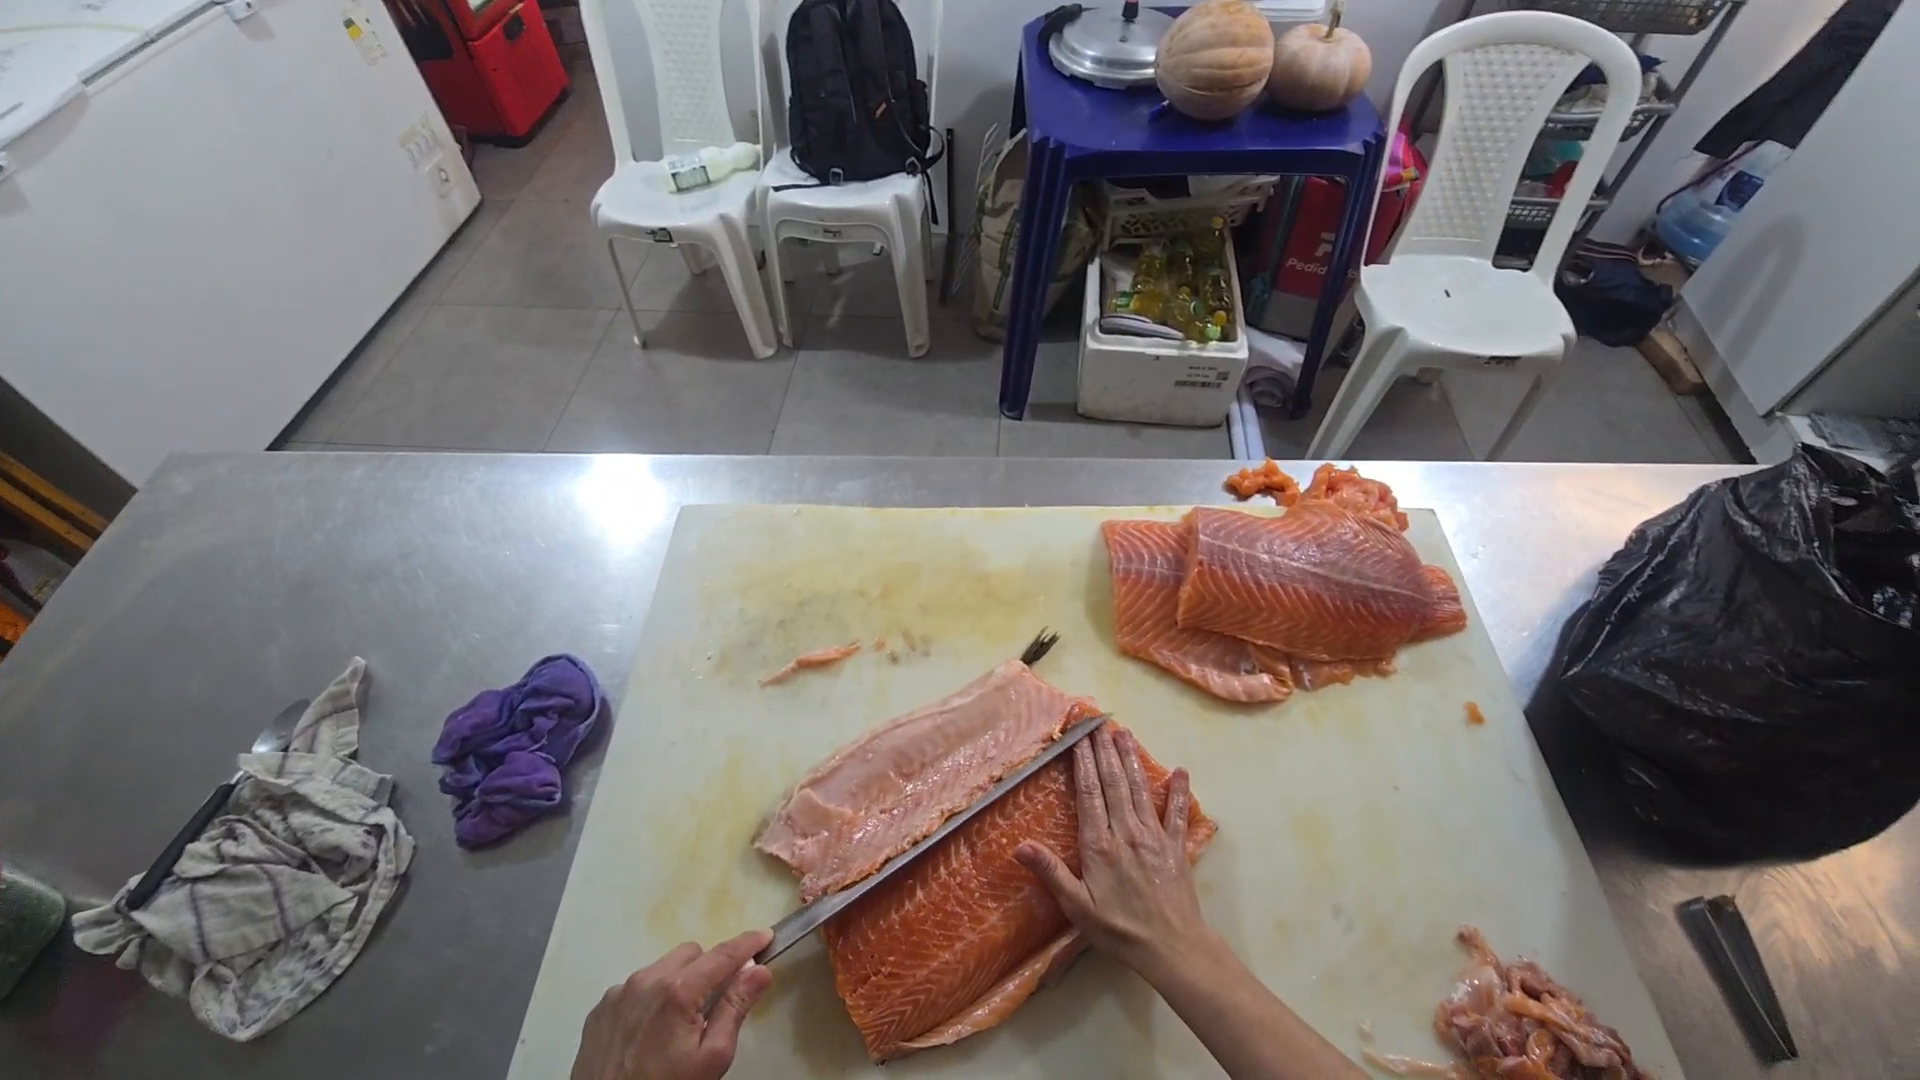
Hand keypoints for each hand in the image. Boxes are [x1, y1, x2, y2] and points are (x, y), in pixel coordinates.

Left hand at [569, 929, 773, 1079]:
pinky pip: (635, 987)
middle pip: (692, 954)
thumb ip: (735, 1008)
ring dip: (679, 981)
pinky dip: (651, 997)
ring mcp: (619, 993)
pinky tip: (648, 1031)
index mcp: (678, 991)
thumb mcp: (711, 1059)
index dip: (748, 942)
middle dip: (709, 969)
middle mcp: (647, 980)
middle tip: (714, 1003)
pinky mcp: (600, 1008)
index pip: (723, 954)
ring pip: (662, 967)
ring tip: (677, 1022)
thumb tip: (759, 970)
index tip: (766, 936)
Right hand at [1014, 725, 1211, 980]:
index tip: (1079, 738)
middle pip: (1114, 783)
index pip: (1090, 794)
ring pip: (1140, 790)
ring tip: (1124, 733)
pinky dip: (1179, 792)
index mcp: (1100, 845)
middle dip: (1105, 751)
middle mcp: (1126, 832)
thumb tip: (1019, 845)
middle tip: (1099, 722)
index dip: (1084, 764)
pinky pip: (1176, 814)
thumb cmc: (1119, 930)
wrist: (1172, 948)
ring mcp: (1154, 837)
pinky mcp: (1176, 847)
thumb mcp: (1077, 908)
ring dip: (1131, 760)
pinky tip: (1181, 772)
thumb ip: (1051, 872)